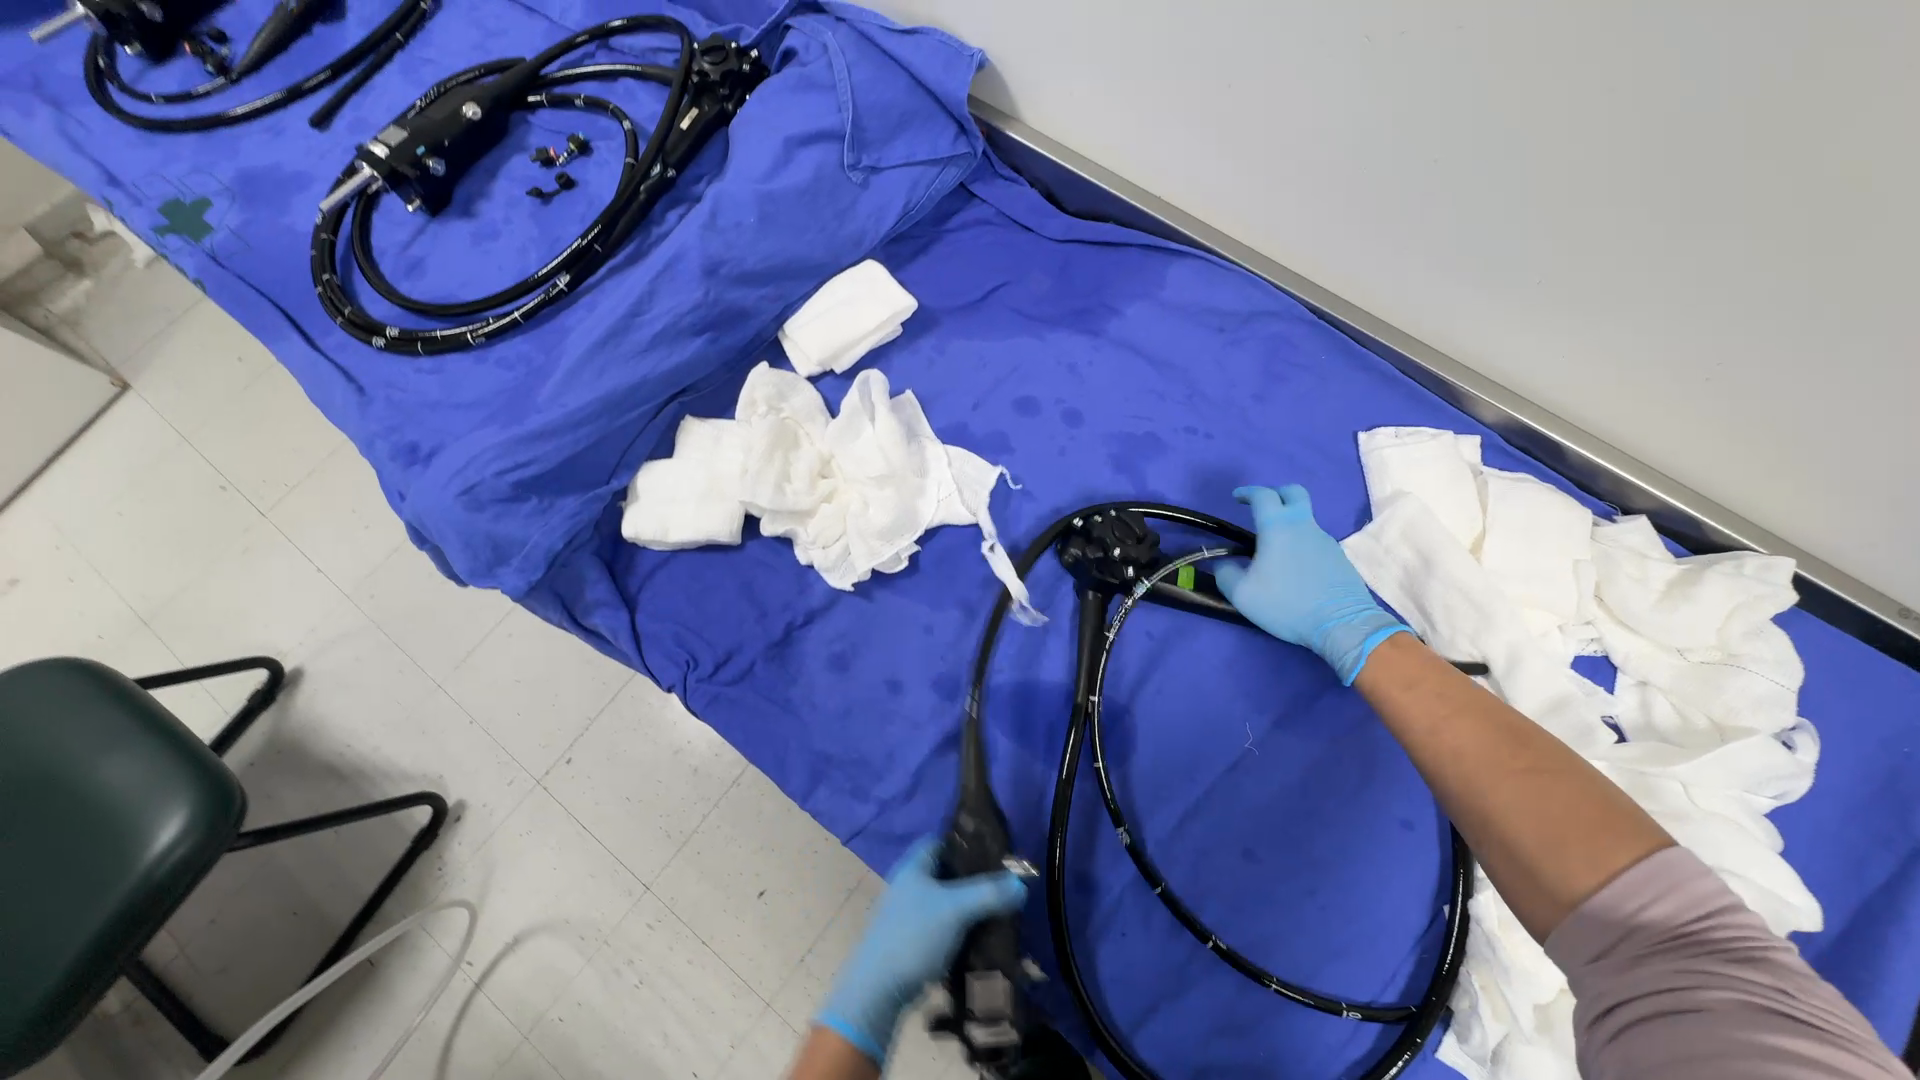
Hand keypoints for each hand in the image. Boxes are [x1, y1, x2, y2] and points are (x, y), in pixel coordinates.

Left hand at [817, 836, 1027, 1062]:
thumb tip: (1020, 884)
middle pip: (944, 873)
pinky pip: (941, 928)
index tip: (991, 852)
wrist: (879, 988)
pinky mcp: (911, 942)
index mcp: (913, 868)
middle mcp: (908, 887)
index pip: (938, 842)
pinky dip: (960, 930)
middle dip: (972, 879)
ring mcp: (907, 916)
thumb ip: (988, 894)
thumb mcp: (956, 909)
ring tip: (997, 911)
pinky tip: (980, 938)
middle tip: (1001, 885)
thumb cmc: (914, 935)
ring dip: (967, 907)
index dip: (963, 843)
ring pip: (944, 903)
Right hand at [1212, 484, 1408, 684]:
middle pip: (1294, 493)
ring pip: (1305, 519)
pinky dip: (1301, 544)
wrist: (1341, 624)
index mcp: (1278, 527)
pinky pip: (1315, 541)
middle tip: (1263, 508)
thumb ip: (1225, 573)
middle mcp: (1304, 525)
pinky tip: (1294, 569)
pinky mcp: (1339, 557)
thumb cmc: (1286, 604)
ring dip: (1289, 524)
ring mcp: (1326, 540)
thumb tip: (1223, 563)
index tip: (1237, 498)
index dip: (1247, 492)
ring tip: (1274, 550)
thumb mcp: (1242, 594)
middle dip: (1276, 494)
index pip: (1263, 495)